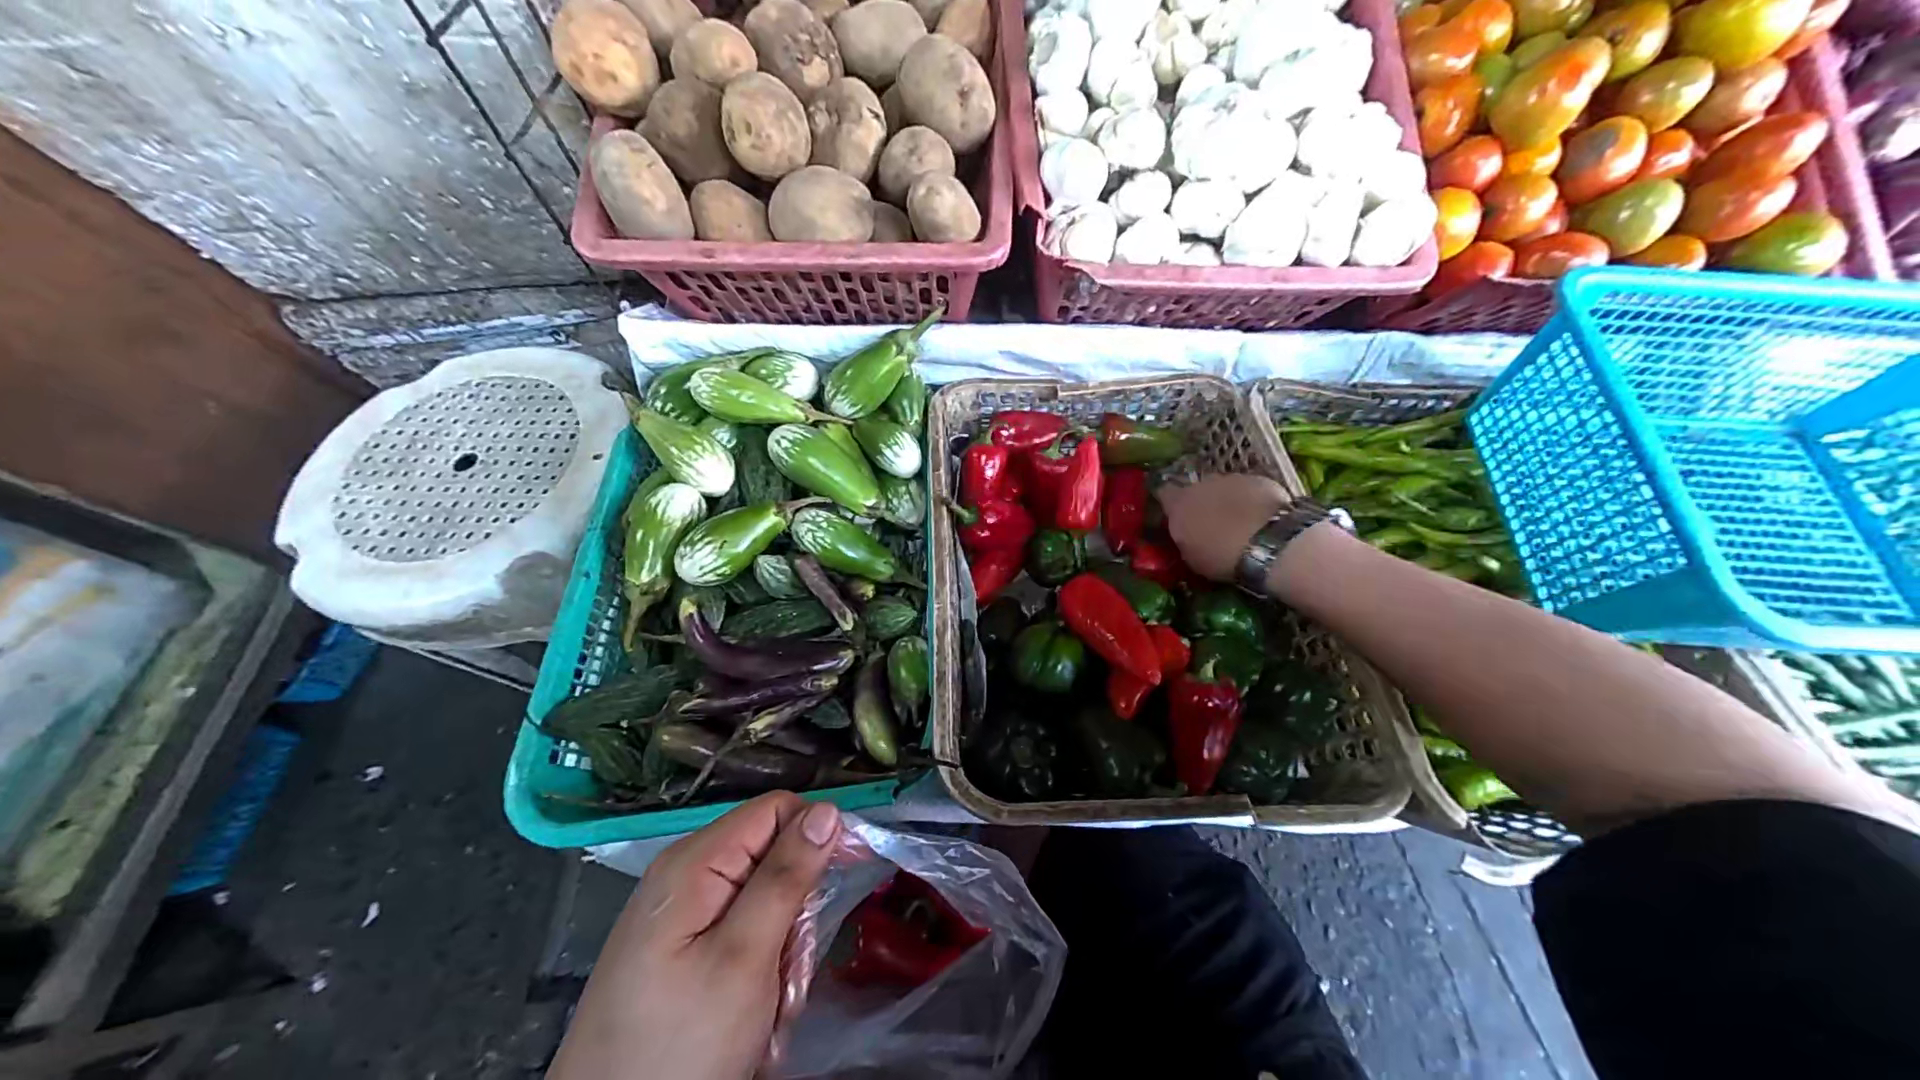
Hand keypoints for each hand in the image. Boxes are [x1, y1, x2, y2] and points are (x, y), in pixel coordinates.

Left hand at [548, 793, 841, 1079]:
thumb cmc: (678, 1045)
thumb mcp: (744, 958)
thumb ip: (785, 877)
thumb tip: (827, 809)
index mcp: (694, 862)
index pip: (775, 809)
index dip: (817, 832)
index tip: (850, 871)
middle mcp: (685, 876)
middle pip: (771, 856)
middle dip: (797, 906)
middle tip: (794, 964)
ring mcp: (681, 916)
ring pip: (764, 901)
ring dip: (783, 947)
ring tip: (772, 1000)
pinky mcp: (681, 951)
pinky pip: (743, 935)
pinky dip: (762, 967)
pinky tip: (755, 1010)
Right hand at [1153, 474, 1289, 581]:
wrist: (1268, 543)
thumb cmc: (1221, 556)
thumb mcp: (1190, 556)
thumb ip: (1183, 537)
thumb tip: (1184, 533)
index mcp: (1179, 504)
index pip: (1163, 493)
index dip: (1168, 503)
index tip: (1173, 515)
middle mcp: (1201, 484)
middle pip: (1196, 489)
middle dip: (1201, 502)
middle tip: (1209, 523)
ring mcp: (1232, 479)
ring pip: (1224, 488)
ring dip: (1226, 500)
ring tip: (1237, 522)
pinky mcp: (1260, 480)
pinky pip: (1249, 489)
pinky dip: (1251, 500)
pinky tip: (1259, 518)